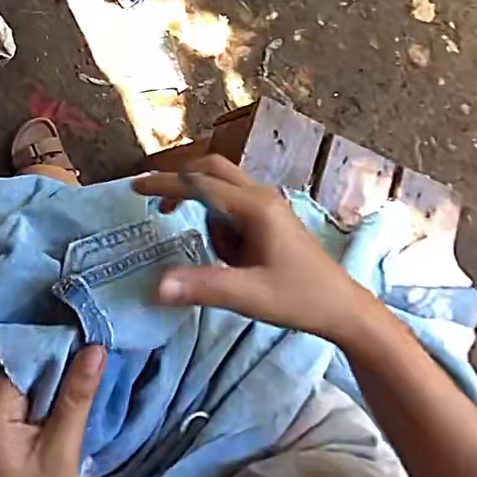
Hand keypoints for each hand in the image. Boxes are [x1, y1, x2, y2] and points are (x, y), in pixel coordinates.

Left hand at [0, 345, 104, 476]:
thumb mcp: (62, 450)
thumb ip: (76, 396)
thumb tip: (95, 347)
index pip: (20, 358)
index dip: (54, 344)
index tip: (87, 331)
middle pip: (19, 370)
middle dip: (55, 358)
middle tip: (92, 344)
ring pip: (21, 387)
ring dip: (51, 378)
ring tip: (86, 363)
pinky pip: (19, 405)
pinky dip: (42, 397)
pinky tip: (67, 394)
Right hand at [132, 156, 388, 346]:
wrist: (342, 306)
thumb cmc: (299, 298)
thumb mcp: (248, 295)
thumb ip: (202, 286)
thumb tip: (156, 285)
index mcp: (255, 207)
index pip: (200, 185)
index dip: (164, 184)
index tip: (134, 187)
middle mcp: (261, 196)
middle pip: (212, 170)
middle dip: (183, 184)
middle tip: (159, 207)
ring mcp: (268, 205)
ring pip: (223, 190)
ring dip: (209, 214)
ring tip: (226, 261)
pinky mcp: (271, 218)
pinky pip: (234, 208)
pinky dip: (222, 225)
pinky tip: (237, 260)